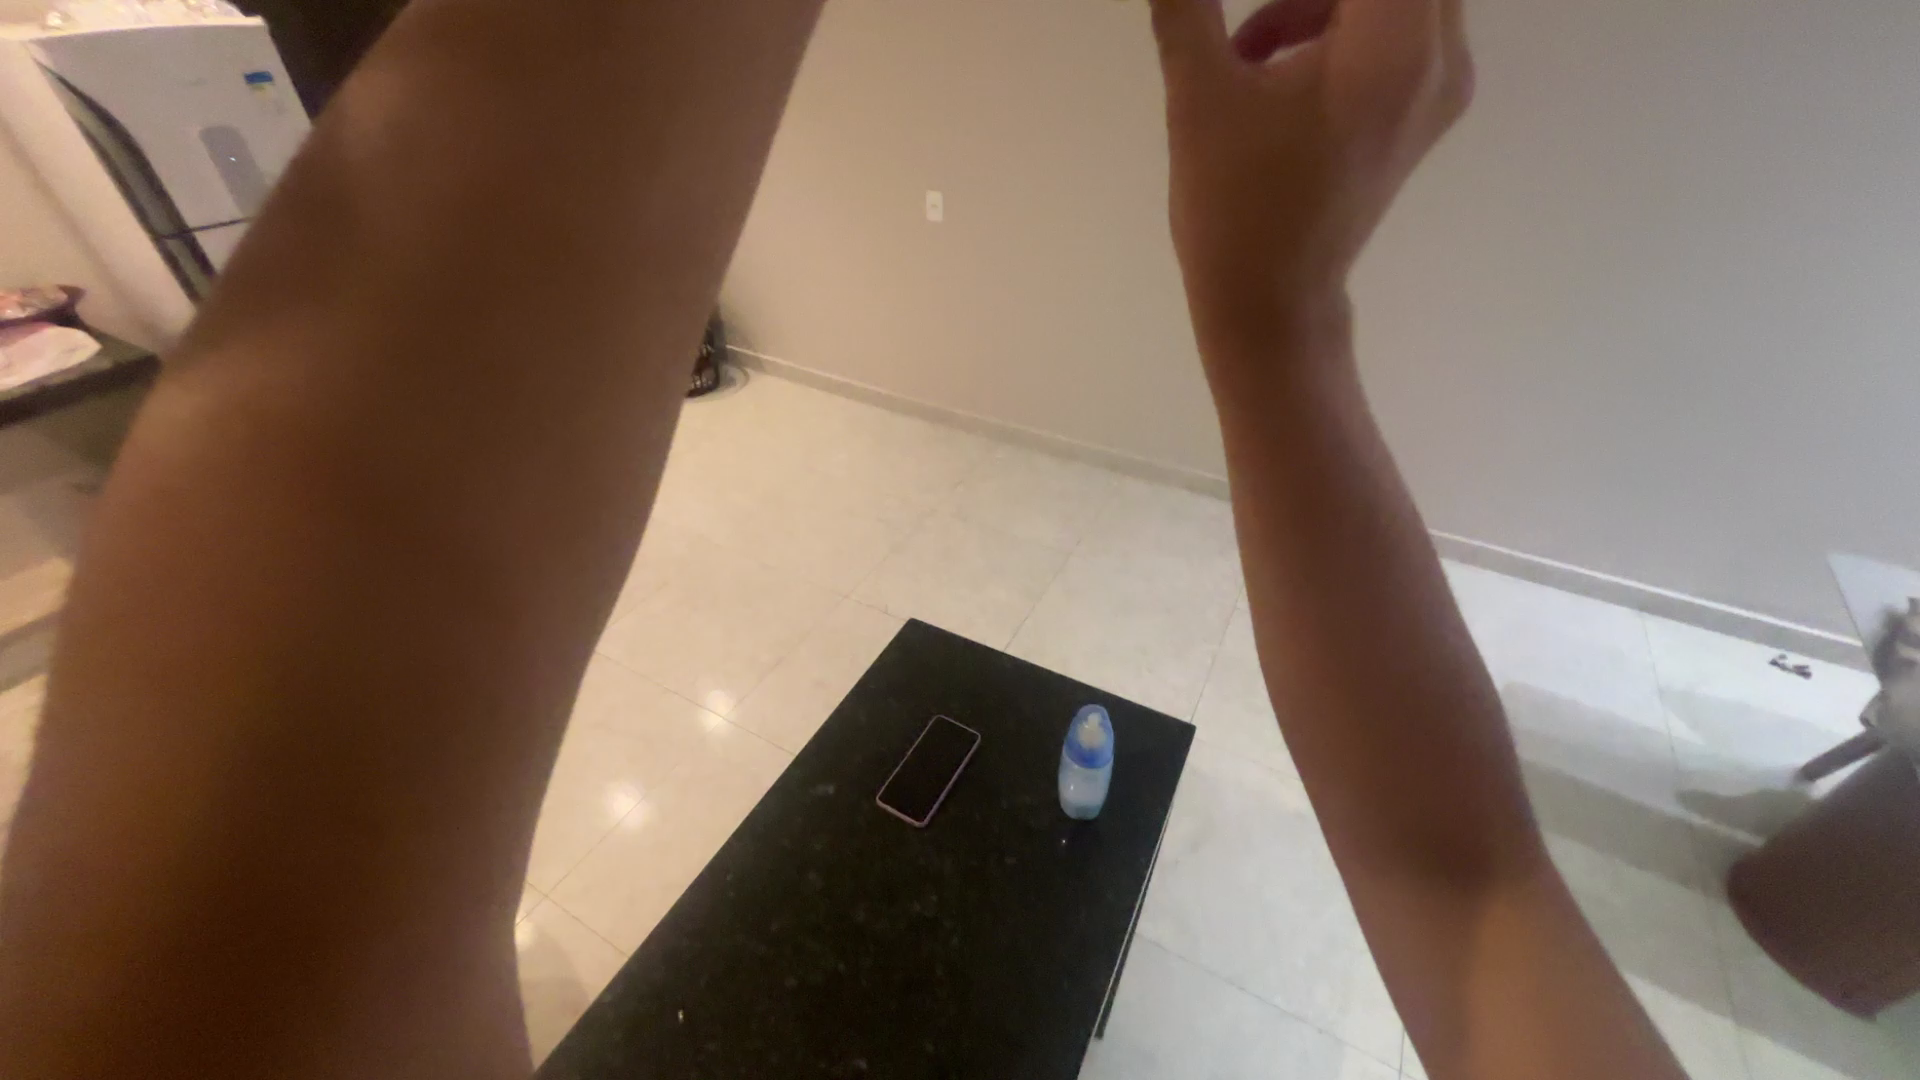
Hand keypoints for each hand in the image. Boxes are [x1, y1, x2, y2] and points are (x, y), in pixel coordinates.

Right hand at [1147, 0, 1471, 368]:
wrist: (1270, 304)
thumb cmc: (1232, 210)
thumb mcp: (1199, 101)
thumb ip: (1188, 8)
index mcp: (1393, 47)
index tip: (1255, 27)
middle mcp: (1442, 55)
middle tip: (1252, 35)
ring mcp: (1441, 86)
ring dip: (1317, 2)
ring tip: (1247, 50)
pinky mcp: (1424, 112)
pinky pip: (1398, 31)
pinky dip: (1337, 29)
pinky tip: (1274, 73)